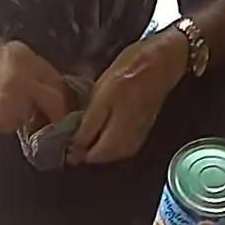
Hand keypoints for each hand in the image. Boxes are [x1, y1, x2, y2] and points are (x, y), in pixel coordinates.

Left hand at [0, 41, 71, 133]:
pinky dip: (35, 79)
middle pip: (56, 83)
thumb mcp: (3, 120)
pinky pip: (32, 65)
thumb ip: (26, 118)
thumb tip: (38, 119)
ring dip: (47, 89)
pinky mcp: (9, 48)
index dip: (62, 117)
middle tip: (57, 115)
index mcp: (26, 82)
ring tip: (42, 104)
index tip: (62, 127)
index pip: (57, 101)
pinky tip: (28, 90)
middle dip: (59, 101)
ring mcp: (18, 52)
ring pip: (46, 73)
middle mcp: (26, 63)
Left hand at [67, 29, 188, 164]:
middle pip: (99, 157)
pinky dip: (106, 136)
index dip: (74, 149)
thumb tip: (75, 149)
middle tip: (73, 124)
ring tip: (85, 121)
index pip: (89, 158)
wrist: (160, 66)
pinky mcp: (139, 135)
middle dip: (84, 146)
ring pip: (108, 151)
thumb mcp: (101, 99)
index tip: (64, 133)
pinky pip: (117, 144)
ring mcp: (134, 144)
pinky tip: (101, 121)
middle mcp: (125, 150)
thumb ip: (88, 127)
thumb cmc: (128, 77)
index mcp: (114, 143)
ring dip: (95, 140)